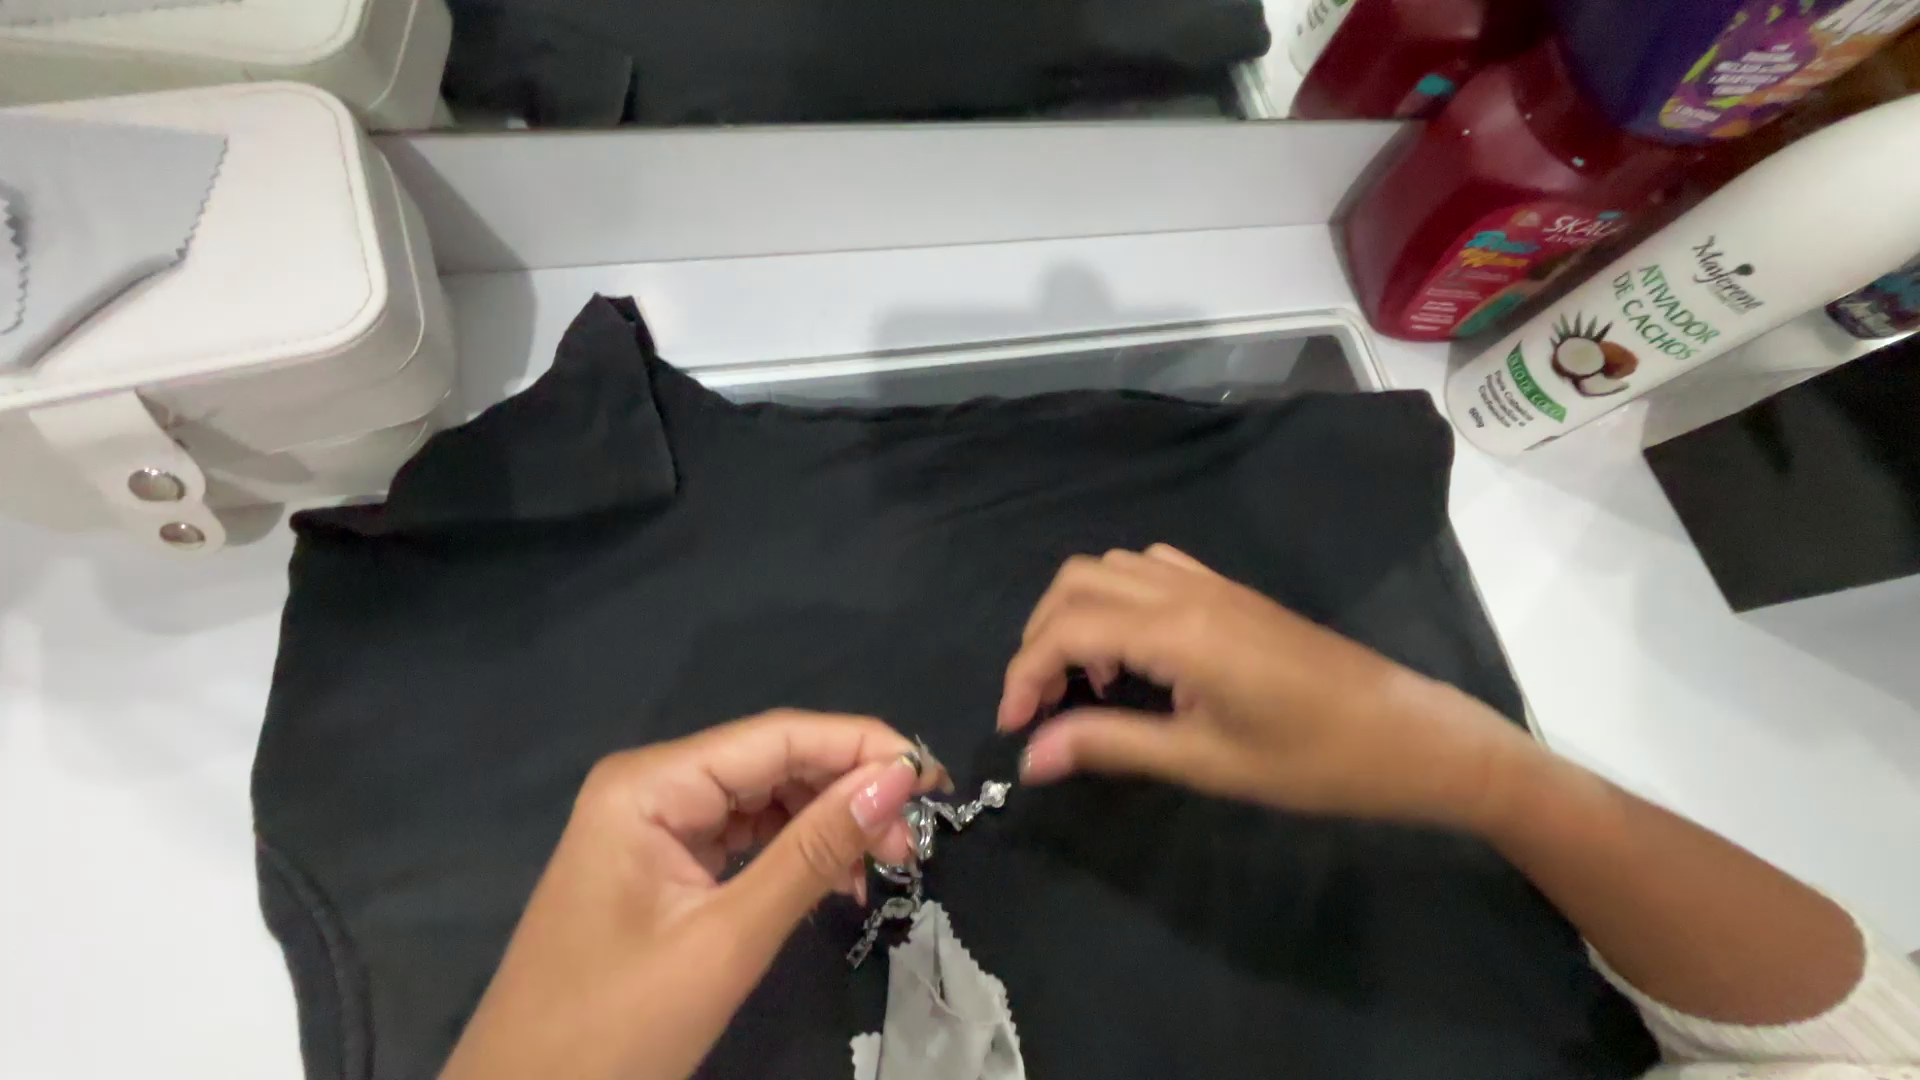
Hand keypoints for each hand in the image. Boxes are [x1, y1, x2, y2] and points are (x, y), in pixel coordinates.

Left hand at [439, 710, 948, 1079]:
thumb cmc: (612, 1038)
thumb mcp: (728, 940)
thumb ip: (816, 850)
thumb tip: (900, 777)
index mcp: (652, 782)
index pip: (779, 736)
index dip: (861, 746)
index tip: (932, 777)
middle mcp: (654, 783)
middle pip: (775, 762)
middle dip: (849, 791)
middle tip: (914, 837)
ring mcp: (657, 822)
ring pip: (767, 797)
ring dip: (830, 823)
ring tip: (887, 862)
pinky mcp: (665, 860)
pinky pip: (748, 835)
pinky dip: (798, 852)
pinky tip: (839, 880)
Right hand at [998, 545, 1539, 828]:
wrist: (1410, 736)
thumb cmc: (1311, 760)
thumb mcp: (1203, 762)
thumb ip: (1109, 746)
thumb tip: (1030, 758)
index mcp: (1175, 630)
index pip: (1067, 631)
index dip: (1025, 675)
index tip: (1014, 727)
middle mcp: (1182, 589)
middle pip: (1075, 583)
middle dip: (1040, 639)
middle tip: (1042, 702)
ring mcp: (1207, 582)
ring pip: (1108, 569)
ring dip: (1075, 615)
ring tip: (1089, 681)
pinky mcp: (1225, 590)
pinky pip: (1146, 569)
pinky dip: (1114, 600)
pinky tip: (1132, 650)